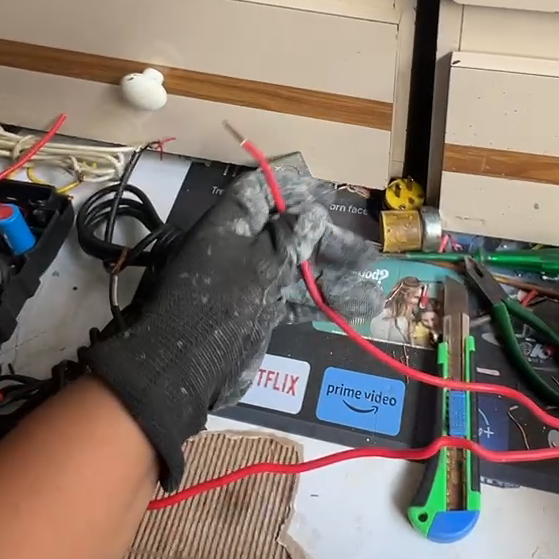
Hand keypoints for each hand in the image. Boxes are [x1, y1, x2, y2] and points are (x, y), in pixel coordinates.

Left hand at [83, 162, 373, 488]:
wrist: (184, 368)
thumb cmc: (219, 303)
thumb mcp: (259, 263)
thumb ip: (289, 237)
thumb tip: (314, 213)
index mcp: (231, 226)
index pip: (262, 194)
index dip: (294, 190)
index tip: (327, 195)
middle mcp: (241, 248)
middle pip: (291, 234)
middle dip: (330, 243)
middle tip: (367, 255)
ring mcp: (251, 281)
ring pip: (299, 269)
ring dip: (335, 277)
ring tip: (374, 289)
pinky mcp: (260, 311)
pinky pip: (296, 299)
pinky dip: (324, 302)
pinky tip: (357, 308)